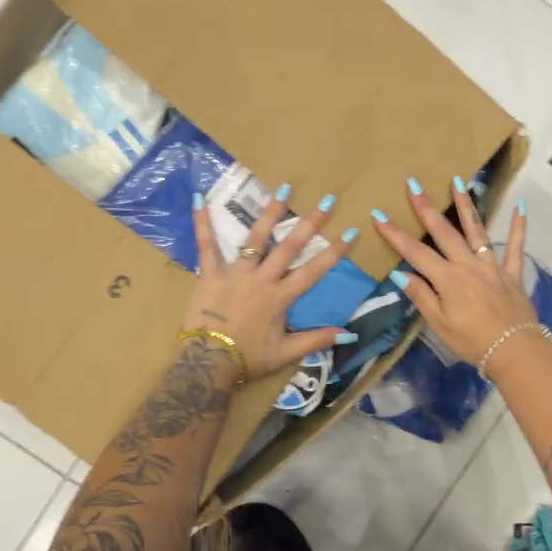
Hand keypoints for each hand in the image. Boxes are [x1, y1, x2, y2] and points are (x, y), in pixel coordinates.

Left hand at [182, 186, 357, 380]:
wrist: (209, 362)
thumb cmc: (248, 359)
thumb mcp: (285, 354)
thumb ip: (316, 340)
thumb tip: (349, 333)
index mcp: (280, 298)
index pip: (313, 271)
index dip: (334, 252)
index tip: (351, 232)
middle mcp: (261, 279)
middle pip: (290, 247)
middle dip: (310, 223)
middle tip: (327, 200)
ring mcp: (235, 273)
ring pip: (256, 238)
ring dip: (271, 212)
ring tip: (284, 188)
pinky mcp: (210, 274)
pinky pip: (206, 245)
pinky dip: (202, 222)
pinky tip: (200, 199)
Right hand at [368, 178, 540, 367]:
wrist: (513, 350)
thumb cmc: (471, 341)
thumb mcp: (439, 323)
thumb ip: (421, 296)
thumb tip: (400, 273)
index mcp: (448, 278)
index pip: (415, 252)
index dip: (395, 234)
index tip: (379, 215)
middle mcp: (468, 265)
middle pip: (444, 232)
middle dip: (426, 208)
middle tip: (414, 184)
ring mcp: (492, 267)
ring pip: (477, 231)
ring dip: (466, 206)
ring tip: (458, 181)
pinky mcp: (511, 274)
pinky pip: (515, 247)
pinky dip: (518, 227)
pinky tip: (521, 207)